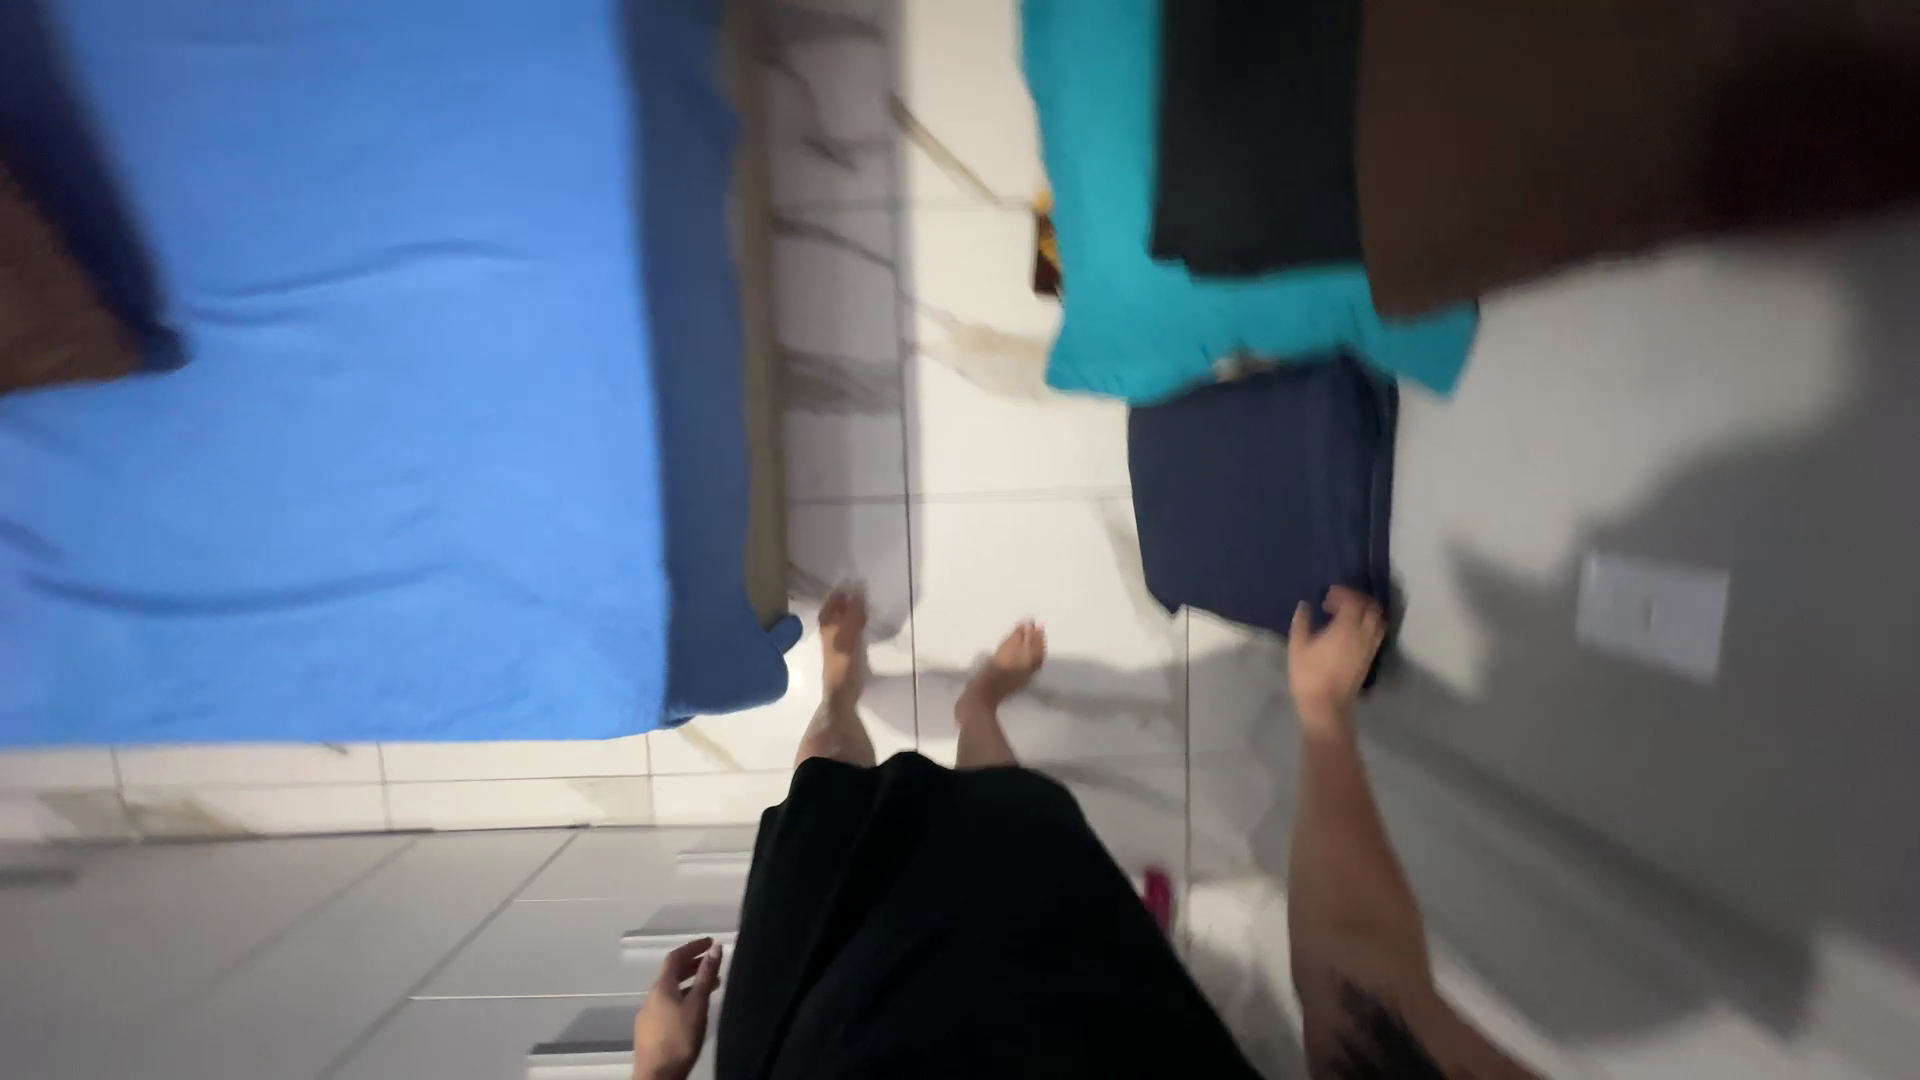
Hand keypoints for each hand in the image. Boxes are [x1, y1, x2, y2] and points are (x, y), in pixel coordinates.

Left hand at [632, 938, 722, 1079]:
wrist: (657, 1079)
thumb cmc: (679, 1038)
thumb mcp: (698, 1004)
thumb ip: (706, 975)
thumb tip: (715, 947)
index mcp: (661, 987)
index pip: (675, 957)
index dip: (692, 946)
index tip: (710, 942)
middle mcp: (651, 998)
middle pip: (671, 974)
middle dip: (692, 965)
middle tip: (713, 962)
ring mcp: (648, 1016)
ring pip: (671, 991)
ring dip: (690, 983)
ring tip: (711, 986)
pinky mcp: (650, 1033)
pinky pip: (668, 1006)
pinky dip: (683, 998)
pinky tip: (695, 1010)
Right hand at [1288, 586, 1385, 722]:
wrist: (1326, 705)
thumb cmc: (1308, 674)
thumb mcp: (1297, 645)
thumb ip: (1302, 622)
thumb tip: (1305, 606)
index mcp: (1345, 628)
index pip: (1353, 601)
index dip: (1343, 593)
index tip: (1328, 594)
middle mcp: (1363, 635)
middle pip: (1372, 608)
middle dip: (1358, 599)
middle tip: (1339, 601)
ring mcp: (1369, 647)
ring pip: (1378, 621)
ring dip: (1366, 612)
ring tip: (1348, 614)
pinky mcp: (1369, 658)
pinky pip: (1376, 634)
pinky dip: (1368, 624)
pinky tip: (1351, 630)